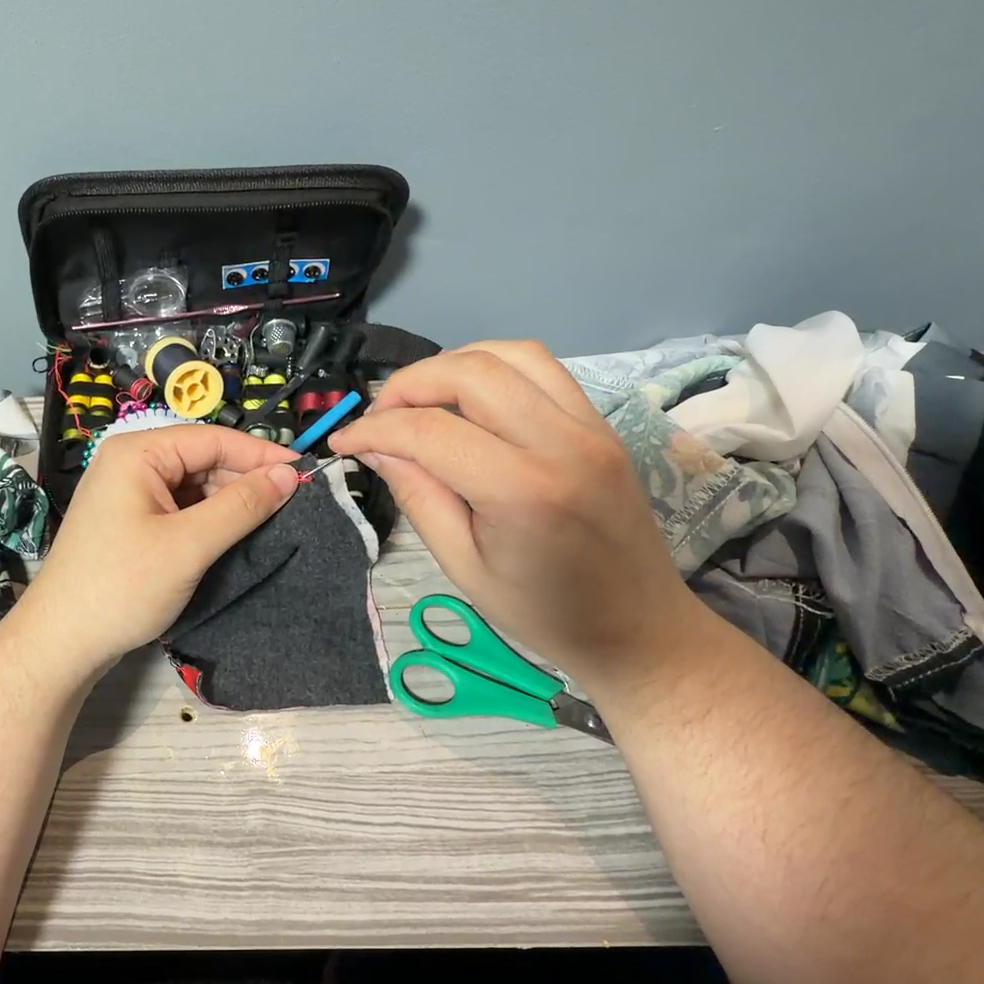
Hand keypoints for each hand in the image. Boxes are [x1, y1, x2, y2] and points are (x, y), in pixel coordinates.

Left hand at [12, 425, 299, 680]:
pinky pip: (179, 509)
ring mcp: (127, 494)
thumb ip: (241, 506)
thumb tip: (290, 474)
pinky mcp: (130, 523)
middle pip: (202, 460)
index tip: (308, 473)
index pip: (211, 439)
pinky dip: (208, 520)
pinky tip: (235, 536)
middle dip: (246, 480)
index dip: (261, 455)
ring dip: (230, 503)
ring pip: (193, 487)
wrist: (62, 640)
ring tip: (273, 522)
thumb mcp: (188, 545)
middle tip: (295, 504)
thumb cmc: (122, 586)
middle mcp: (130, 464)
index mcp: (137, 453)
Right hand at [328, 341, 706, 689]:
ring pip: (508, 355)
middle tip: (379, 418)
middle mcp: (561, 444)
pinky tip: (467, 400)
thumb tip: (376, 448)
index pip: (429, 430)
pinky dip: (491, 369)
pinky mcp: (600, 424)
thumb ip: (418, 497)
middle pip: (469, 372)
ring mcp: (590, 427)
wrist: (639, 628)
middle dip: (408, 385)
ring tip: (419, 401)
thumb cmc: (544, 613)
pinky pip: (541, 369)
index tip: (343, 442)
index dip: (374, 429)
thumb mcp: (462, 567)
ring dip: (450, 366)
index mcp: (523, 491)